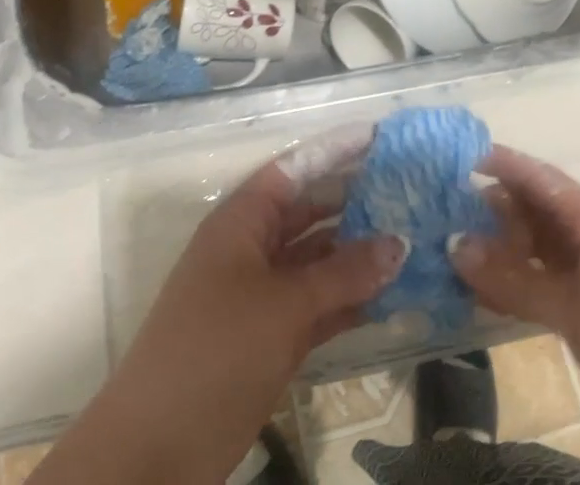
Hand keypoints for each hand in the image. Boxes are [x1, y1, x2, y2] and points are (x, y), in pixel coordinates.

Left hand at [32, 161, 404, 484]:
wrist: (161, 442)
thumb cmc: (217, 348)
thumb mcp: (284, 304)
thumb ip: (343, 273)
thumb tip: (398, 242)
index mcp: (240, 223)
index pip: (292, 171)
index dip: (334, 152)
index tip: (382, 137)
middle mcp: (251, 250)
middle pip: (309, 214)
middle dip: (356, 203)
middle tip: (415, 194)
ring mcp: (262, 296)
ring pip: (318, 262)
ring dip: (361, 255)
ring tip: (418, 240)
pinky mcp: (273, 337)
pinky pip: (320, 306)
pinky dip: (352, 300)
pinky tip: (396, 294)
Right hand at [451, 146, 579, 484]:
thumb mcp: (576, 309)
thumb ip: (514, 280)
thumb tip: (455, 246)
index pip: (539, 178)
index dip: (499, 163)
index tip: (450, 155)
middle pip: (535, 211)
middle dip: (489, 207)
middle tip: (435, 211)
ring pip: (538, 249)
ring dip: (499, 249)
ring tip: (448, 250)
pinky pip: (547, 284)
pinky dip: (516, 285)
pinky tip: (483, 295)